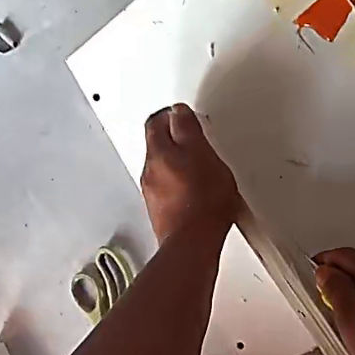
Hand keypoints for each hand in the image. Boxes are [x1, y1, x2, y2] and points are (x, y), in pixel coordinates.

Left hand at [140, 104, 239, 243]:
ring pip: (163, 171)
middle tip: (191, 138)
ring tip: (199, 169)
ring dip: (177, 166)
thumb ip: (189, 130)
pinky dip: (180, 188)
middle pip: (158, 146)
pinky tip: (197, 194)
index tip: (183, 114)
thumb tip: (179, 113)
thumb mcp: (204, 155)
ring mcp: (154, 194)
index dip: (171, 115)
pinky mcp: (163, 213)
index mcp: (158, 153)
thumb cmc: (201, 202)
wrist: (194, 241)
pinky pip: (169, 192)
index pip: (157, 123)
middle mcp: (150, 172)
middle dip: (174, 141)